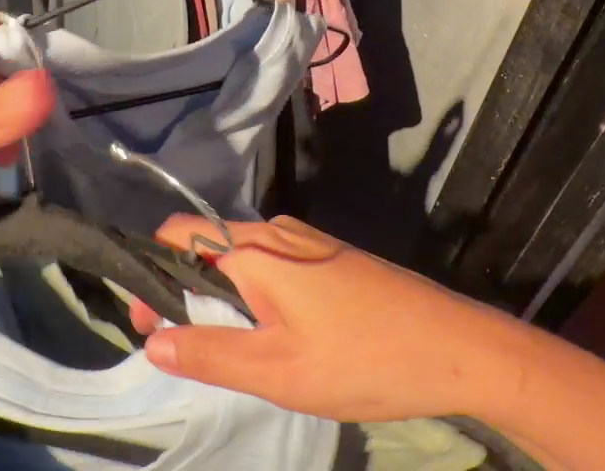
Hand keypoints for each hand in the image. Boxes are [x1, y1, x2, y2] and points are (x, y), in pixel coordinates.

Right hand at [129, 215, 524, 422]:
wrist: (456, 346)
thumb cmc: (363, 359)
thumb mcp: (278, 371)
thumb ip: (210, 354)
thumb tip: (152, 340)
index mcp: (254, 250)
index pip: (178, 237)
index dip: (151, 277)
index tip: (148, 326)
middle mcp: (275, 232)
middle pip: (207, 247)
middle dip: (185, 292)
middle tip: (186, 347)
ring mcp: (306, 241)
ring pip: (241, 258)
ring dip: (222, 298)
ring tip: (229, 350)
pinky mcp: (329, 257)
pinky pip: (271, 266)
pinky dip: (254, 296)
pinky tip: (273, 337)